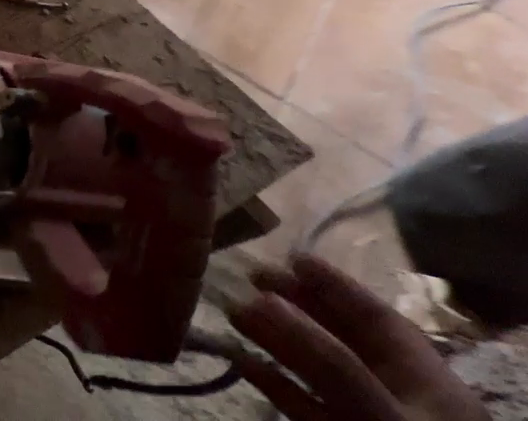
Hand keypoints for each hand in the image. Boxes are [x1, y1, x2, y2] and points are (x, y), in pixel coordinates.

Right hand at [229, 253, 487, 420]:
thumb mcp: (381, 415)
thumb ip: (325, 359)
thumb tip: (259, 298)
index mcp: (427, 382)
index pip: (379, 320)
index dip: (336, 286)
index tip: (289, 256)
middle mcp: (399, 395)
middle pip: (343, 339)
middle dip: (296, 306)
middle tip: (248, 278)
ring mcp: (367, 420)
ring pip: (317, 368)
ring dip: (274, 338)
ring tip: (232, 312)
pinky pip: (303, 403)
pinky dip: (271, 380)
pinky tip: (241, 363)